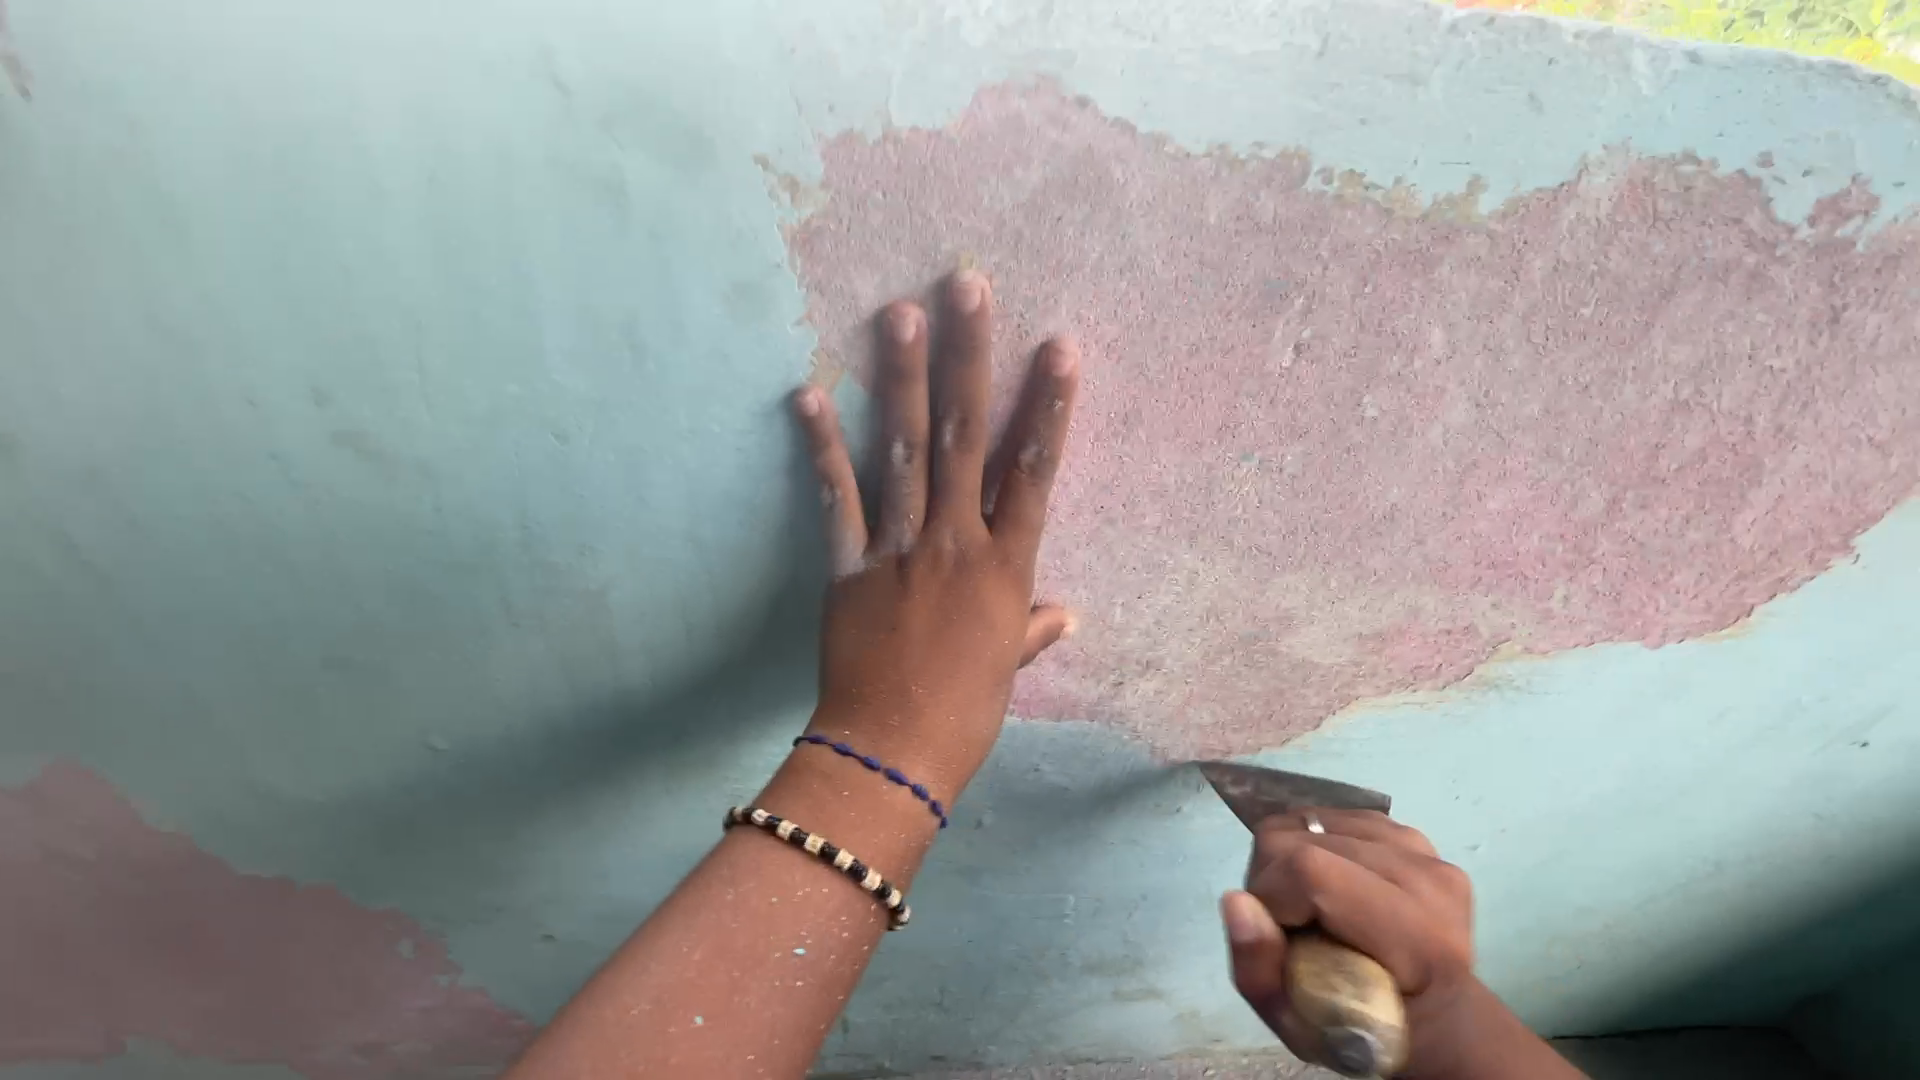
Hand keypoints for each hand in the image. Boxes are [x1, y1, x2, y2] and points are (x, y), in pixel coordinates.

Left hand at [790, 270, 1081, 796]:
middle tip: (967, 287)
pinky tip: (809, 393)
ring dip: (904, 378)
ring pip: (907, 450)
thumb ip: (1034, 629)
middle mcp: (958, 543)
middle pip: (969, 437)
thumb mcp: (1008, 666)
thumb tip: (1069, 613)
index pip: (1036, 472)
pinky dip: (823, 448)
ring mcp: (901, 549)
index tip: (1059, 346)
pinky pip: (837, 499)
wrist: (894, 756)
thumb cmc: (964, 715)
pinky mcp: (849, 567)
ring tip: (899, 313)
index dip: (1049, 406)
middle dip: (971, 357)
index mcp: (1007, 568)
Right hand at [1222, 810, 1477, 1076]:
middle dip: (1272, 874)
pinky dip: (1312, 841)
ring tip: (1308, 900)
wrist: (1430, 1013)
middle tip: (1287, 920)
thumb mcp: (1296, 1025)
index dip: (1271, 895)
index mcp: (1415, 937)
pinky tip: (1328, 878)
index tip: (1277, 934)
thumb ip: (1257, 969)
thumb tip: (1236, 899)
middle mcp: (1428, 878)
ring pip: (1311, 818)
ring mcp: (1424, 849)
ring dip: (1289, 856)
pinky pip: (1333, 815)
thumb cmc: (1361, 1029)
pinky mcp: (1412, 834)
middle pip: (1302, 836)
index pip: (1310, 870)